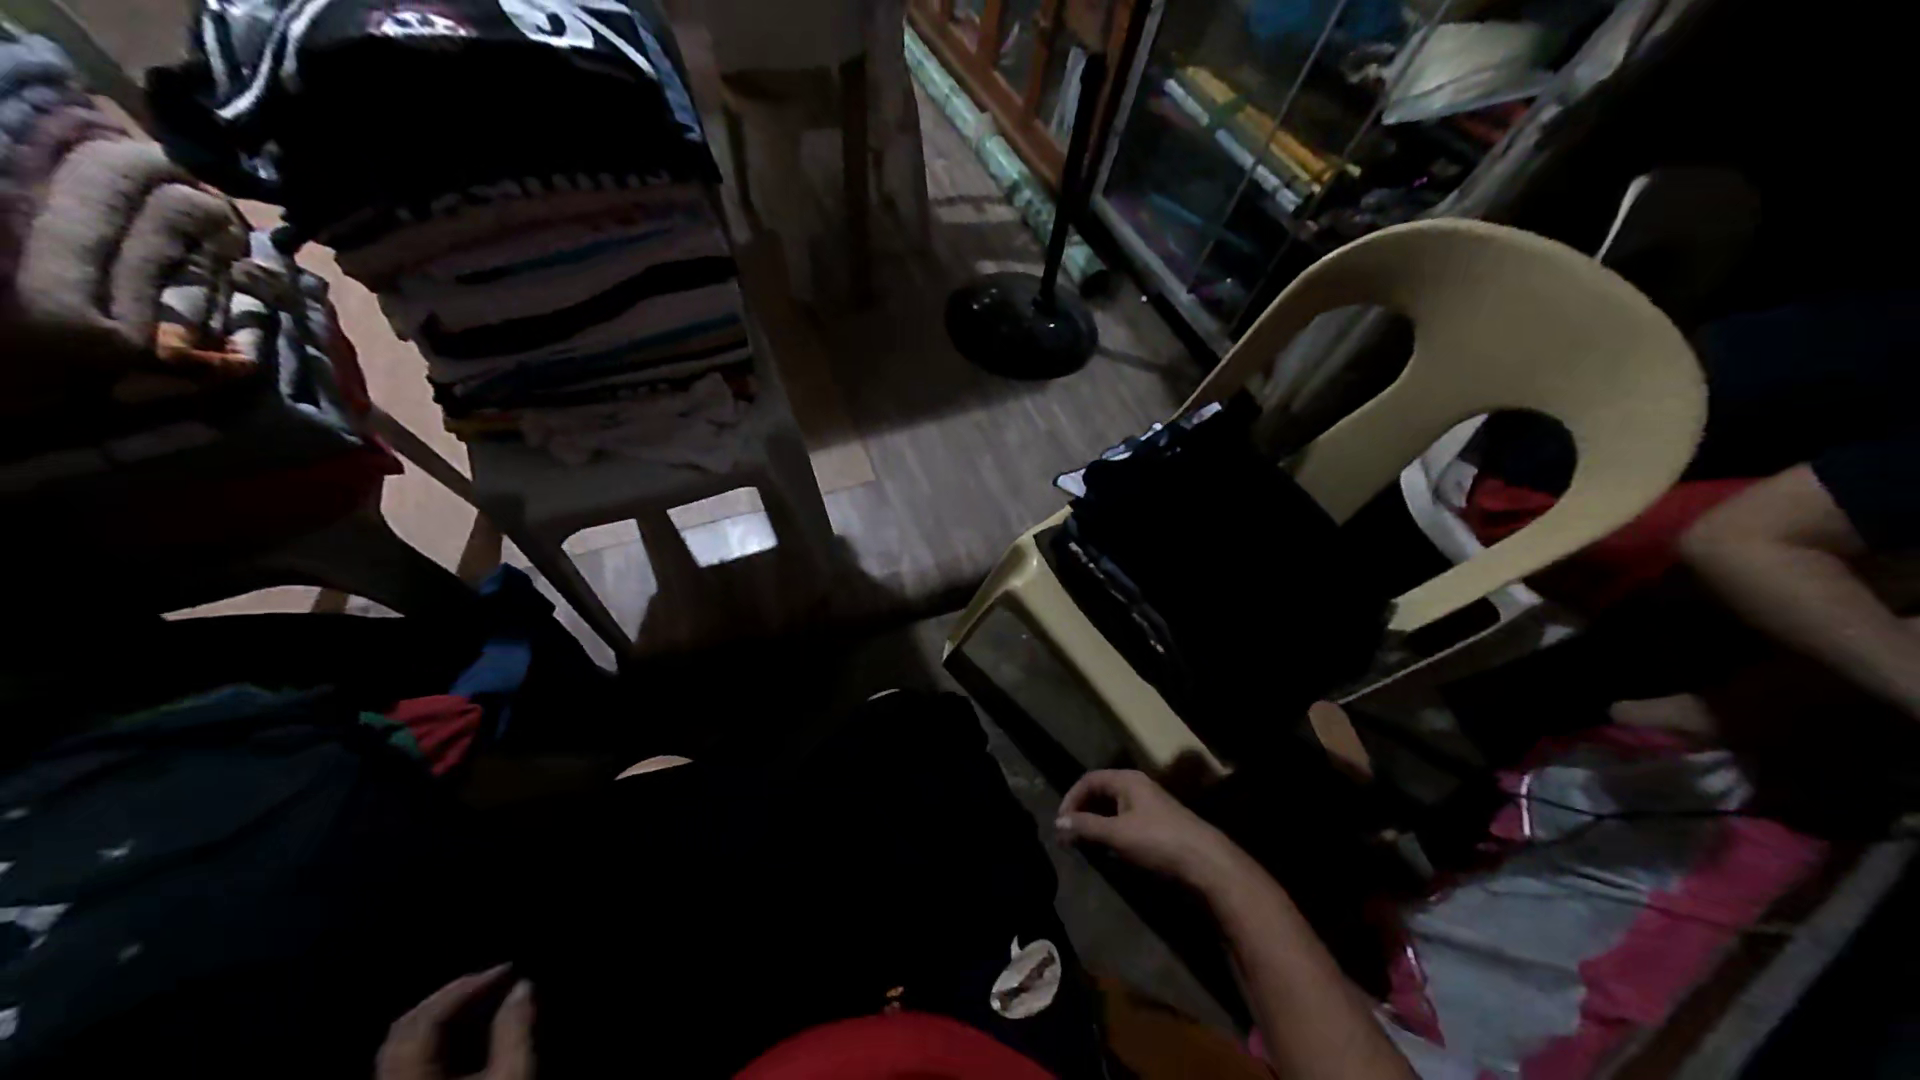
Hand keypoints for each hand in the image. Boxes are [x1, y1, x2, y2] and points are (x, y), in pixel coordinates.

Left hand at [377, 965, 534, 1079]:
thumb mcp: (511, 1076)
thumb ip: (515, 1031)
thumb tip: (523, 987)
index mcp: (413, 1076)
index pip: (430, 1017)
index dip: (467, 985)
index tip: (504, 969)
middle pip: (408, 1025)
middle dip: (450, 994)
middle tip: (488, 978)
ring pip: (401, 1042)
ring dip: (438, 1011)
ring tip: (476, 998)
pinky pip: (403, 1059)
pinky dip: (429, 1034)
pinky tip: (459, 1032)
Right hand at [1055, 770, 1244, 890]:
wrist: (1207, 864)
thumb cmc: (1158, 841)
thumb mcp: (1117, 834)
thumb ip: (1086, 826)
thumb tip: (1058, 821)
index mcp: (1127, 780)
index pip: (1089, 780)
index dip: (1071, 799)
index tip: (1060, 823)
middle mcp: (1138, 788)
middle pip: (1101, 793)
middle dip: (1082, 813)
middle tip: (1069, 836)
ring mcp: (1151, 807)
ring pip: (1114, 810)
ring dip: (1097, 826)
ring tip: (1086, 846)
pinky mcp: (1160, 827)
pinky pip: (1127, 824)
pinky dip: (1113, 834)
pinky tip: (1111, 853)